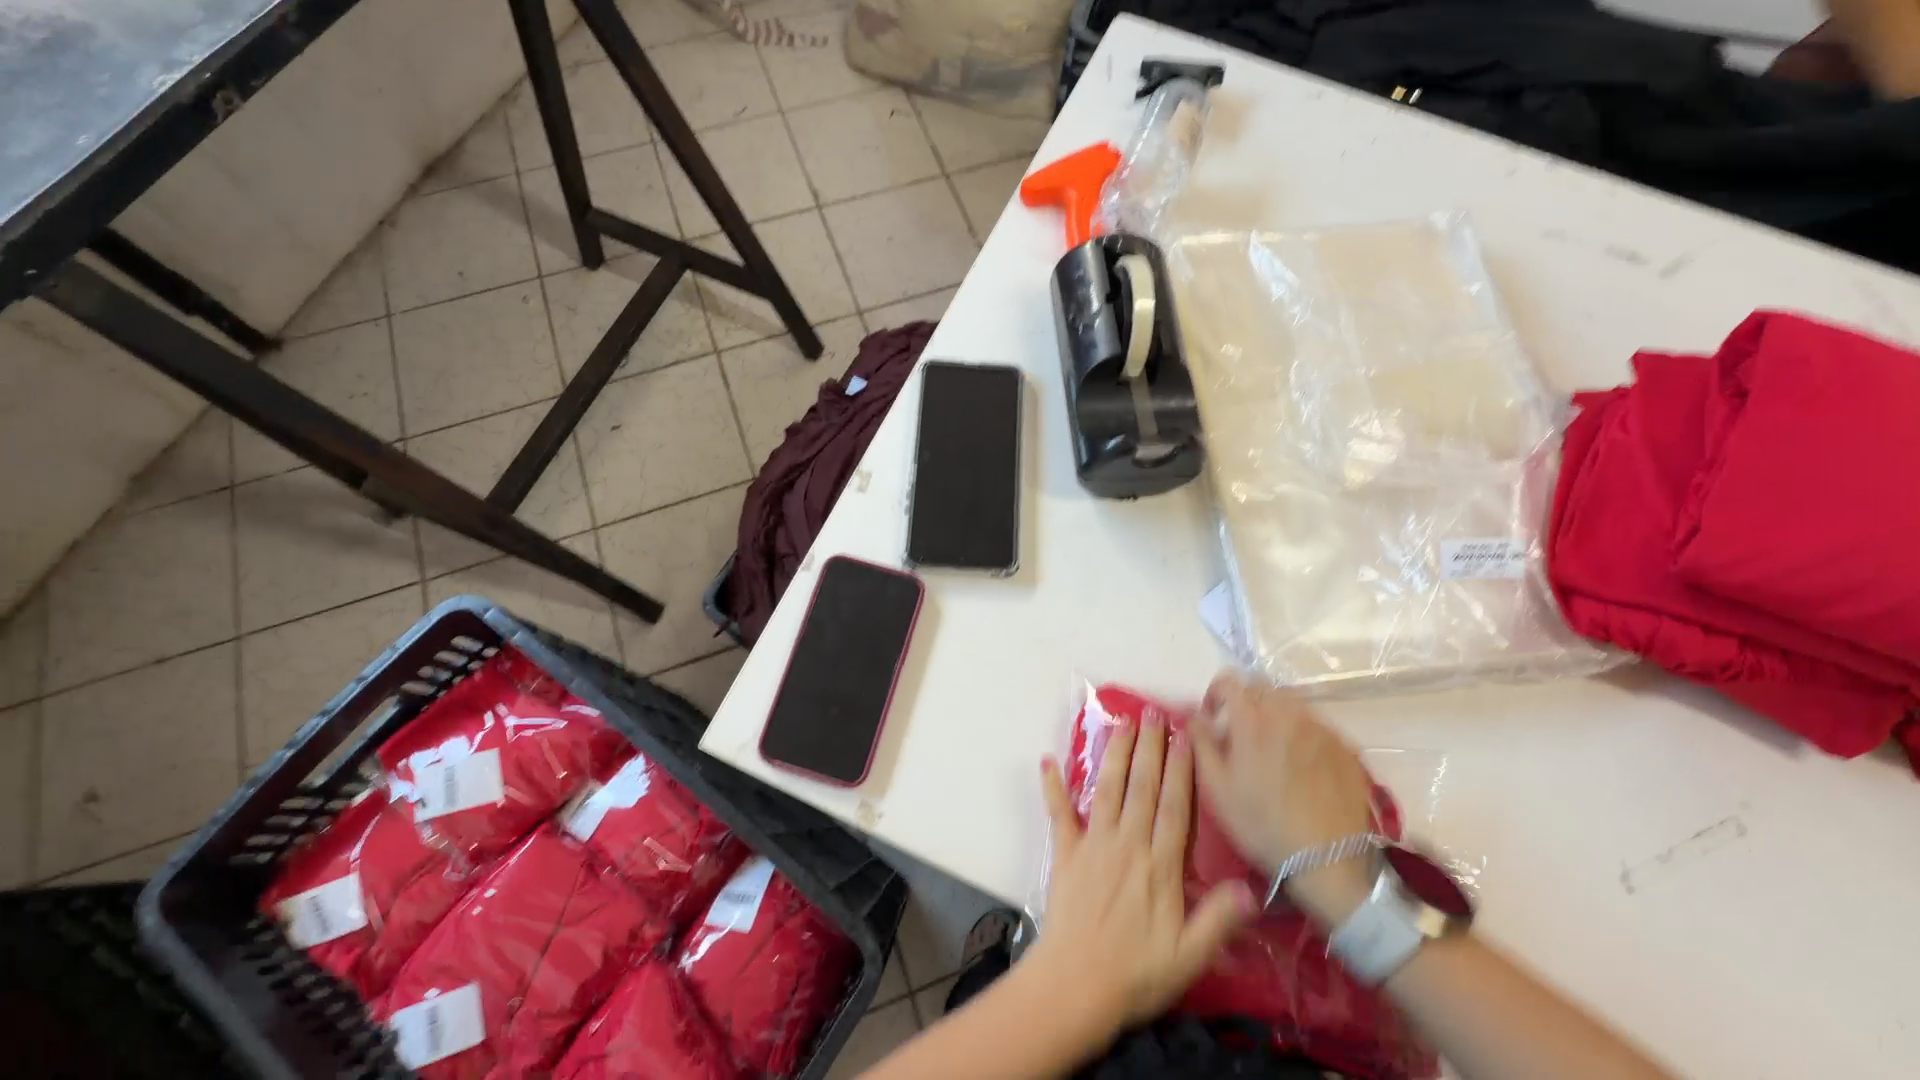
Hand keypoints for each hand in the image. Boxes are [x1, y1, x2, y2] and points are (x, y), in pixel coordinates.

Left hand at [1024, 716, 1254, 1038]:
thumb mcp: (1189, 956)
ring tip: (1121, 723)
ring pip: (1107, 790)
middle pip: (1142, 788)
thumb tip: (1252, 888)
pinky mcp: (1065, 856)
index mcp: (1160, 866)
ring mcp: (1093, 847)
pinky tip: (1046, 761)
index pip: (1174, 807)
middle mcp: (1127, 845)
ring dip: (1114, 755)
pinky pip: (1058, 815)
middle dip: (1149, 748)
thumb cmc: (1136, 974)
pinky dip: (1052, 787)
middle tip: (1152, 713)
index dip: (1181, 769)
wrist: (1075, 987)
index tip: (1184, 736)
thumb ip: (1219, 919)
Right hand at [1190, 672, 1375, 926]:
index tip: (1212, 719)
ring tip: (1271, 750)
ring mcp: (1321, 727)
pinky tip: (1300, 766)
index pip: (1229, 681)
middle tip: (1240, 735)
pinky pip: (1316, 726)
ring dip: (1274, 716)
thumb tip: (1192, 715)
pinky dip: (1301, 734)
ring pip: (1291, 705)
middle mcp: (1289, 712)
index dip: (1215, 694)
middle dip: (1246, 703)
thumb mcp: (1215, 788)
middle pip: (1261, 688)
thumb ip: (1200, 742)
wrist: (1327, 858)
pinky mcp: (1345, 745)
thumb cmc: (1260, 824)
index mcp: (1252, 719)